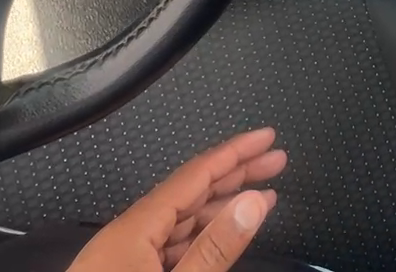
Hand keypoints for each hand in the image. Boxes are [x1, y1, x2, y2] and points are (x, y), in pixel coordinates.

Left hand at [66, 128, 286, 271]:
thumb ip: (215, 248)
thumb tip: (255, 200)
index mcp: (130, 232)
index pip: (193, 175)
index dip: (235, 152)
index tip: (269, 137)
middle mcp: (122, 238)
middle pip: (187, 191)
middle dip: (235, 173)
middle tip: (277, 160)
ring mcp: (118, 263)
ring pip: (178, 219)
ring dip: (221, 204)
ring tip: (261, 196)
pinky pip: (167, 244)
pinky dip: (201, 234)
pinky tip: (222, 234)